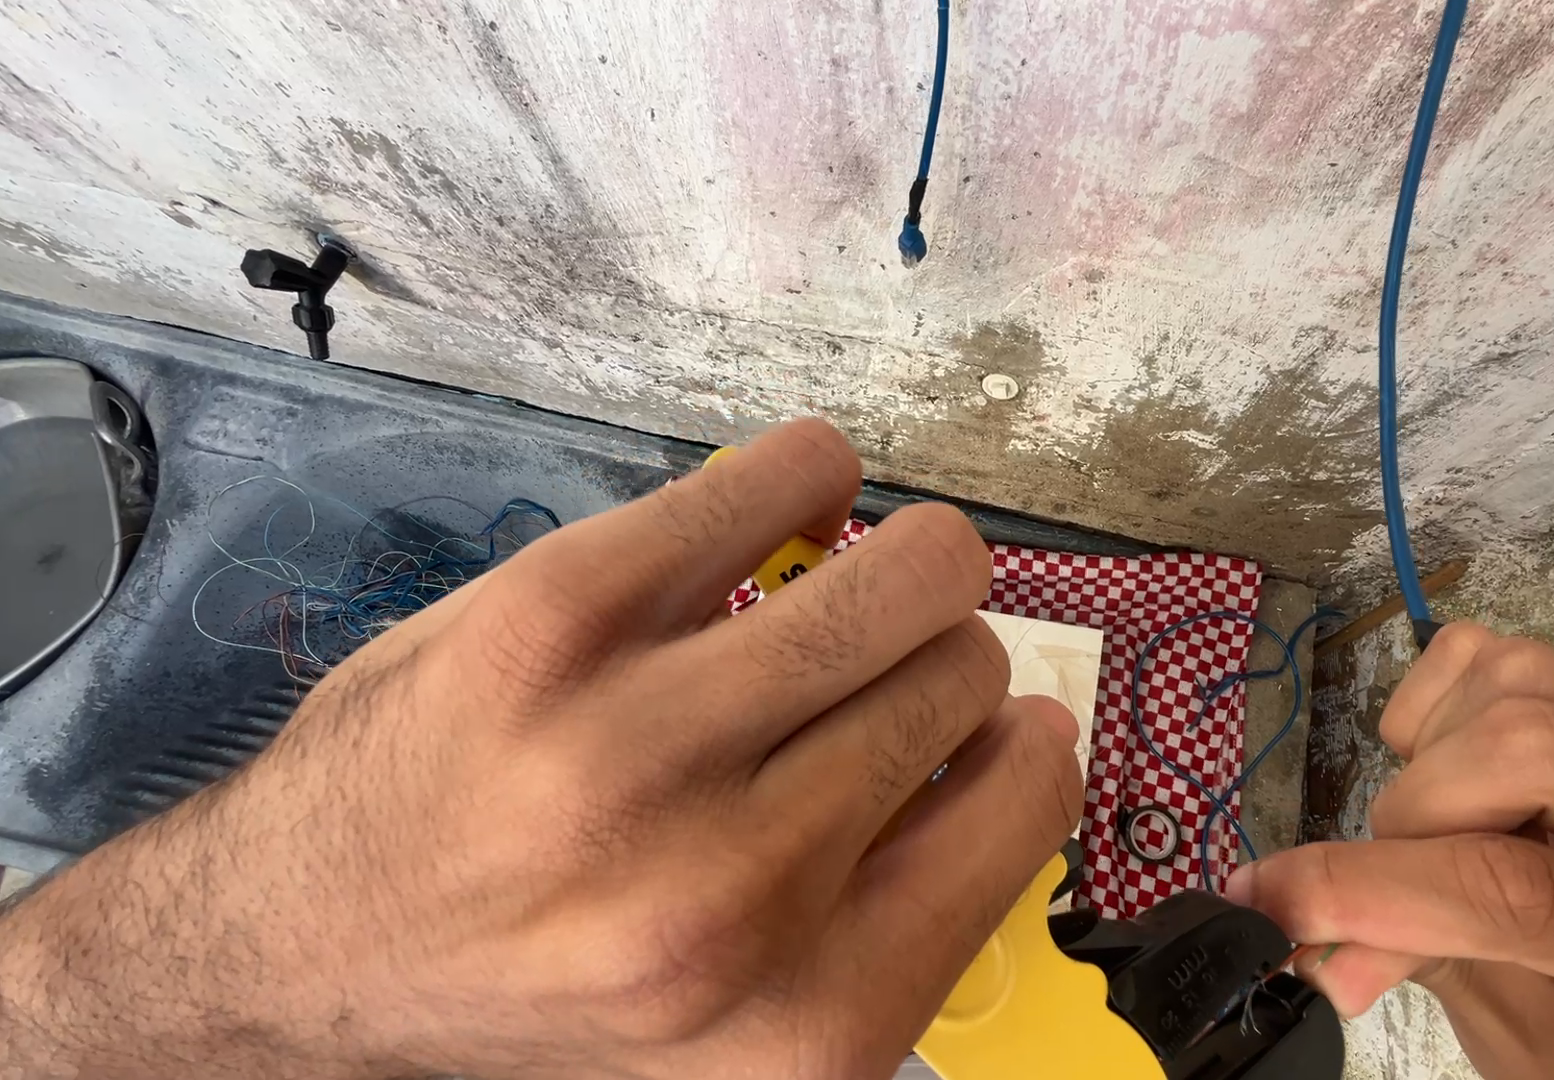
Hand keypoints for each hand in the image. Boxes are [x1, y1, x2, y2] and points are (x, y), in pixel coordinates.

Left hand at [0, 419, 1083, 1079]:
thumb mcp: (766, 1019)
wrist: (287, 972)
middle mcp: (740, 888)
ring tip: (839, 587)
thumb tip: (1017, 729)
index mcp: (819, 1013)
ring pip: (919, 565)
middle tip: (867, 671)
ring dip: (908, 564)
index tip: (971, 727)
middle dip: (941, 657)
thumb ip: (912, 892)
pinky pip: (799, 470)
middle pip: (969, 667)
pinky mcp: (562, 606)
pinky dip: (819, 472)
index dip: (1022, 741)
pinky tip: (788, 512)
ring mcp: (641, 738)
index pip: (1031, 793)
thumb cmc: (560, 990)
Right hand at [1227, 624, 1553, 1078]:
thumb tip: (1297, 931)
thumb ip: (1426, 971)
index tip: (1269, 898)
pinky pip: (1497, 653)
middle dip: (1413, 809)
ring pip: (1516, 680)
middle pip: (1533, 749)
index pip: (1536, 897)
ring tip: (1435, 824)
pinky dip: (1434, 703)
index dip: (1379, 889)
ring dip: (1430, 755)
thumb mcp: (1539, 1050)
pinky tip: (1451, 768)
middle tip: (1386, 871)